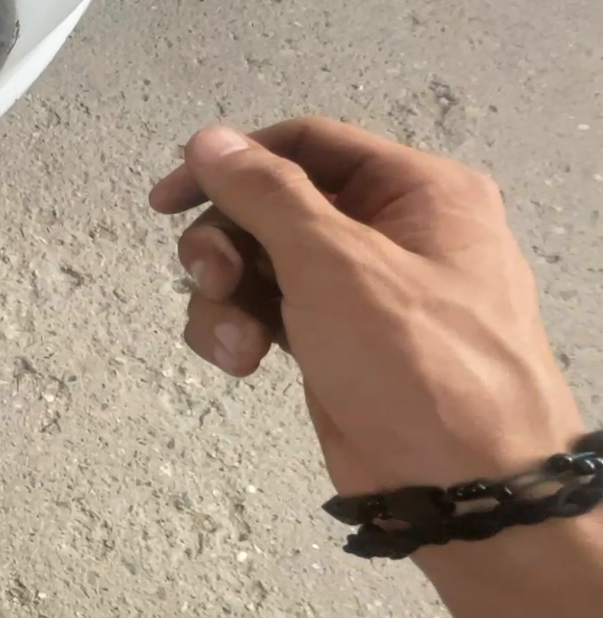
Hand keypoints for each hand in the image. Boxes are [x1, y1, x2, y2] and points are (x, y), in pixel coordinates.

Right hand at [149, 118, 583, 494]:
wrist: (452, 477)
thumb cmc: (412, 357)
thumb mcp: (334, 263)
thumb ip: (266, 195)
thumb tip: (206, 140)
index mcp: (411, 192)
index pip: (302, 144)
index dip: (229, 163)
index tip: (165, 202)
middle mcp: (378, 229)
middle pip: (261, 208)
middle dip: (222, 248)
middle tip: (212, 282)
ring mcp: (346, 284)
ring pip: (246, 263)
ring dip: (220, 300)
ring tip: (236, 343)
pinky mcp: (317, 330)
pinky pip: (251, 307)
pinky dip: (232, 331)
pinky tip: (244, 362)